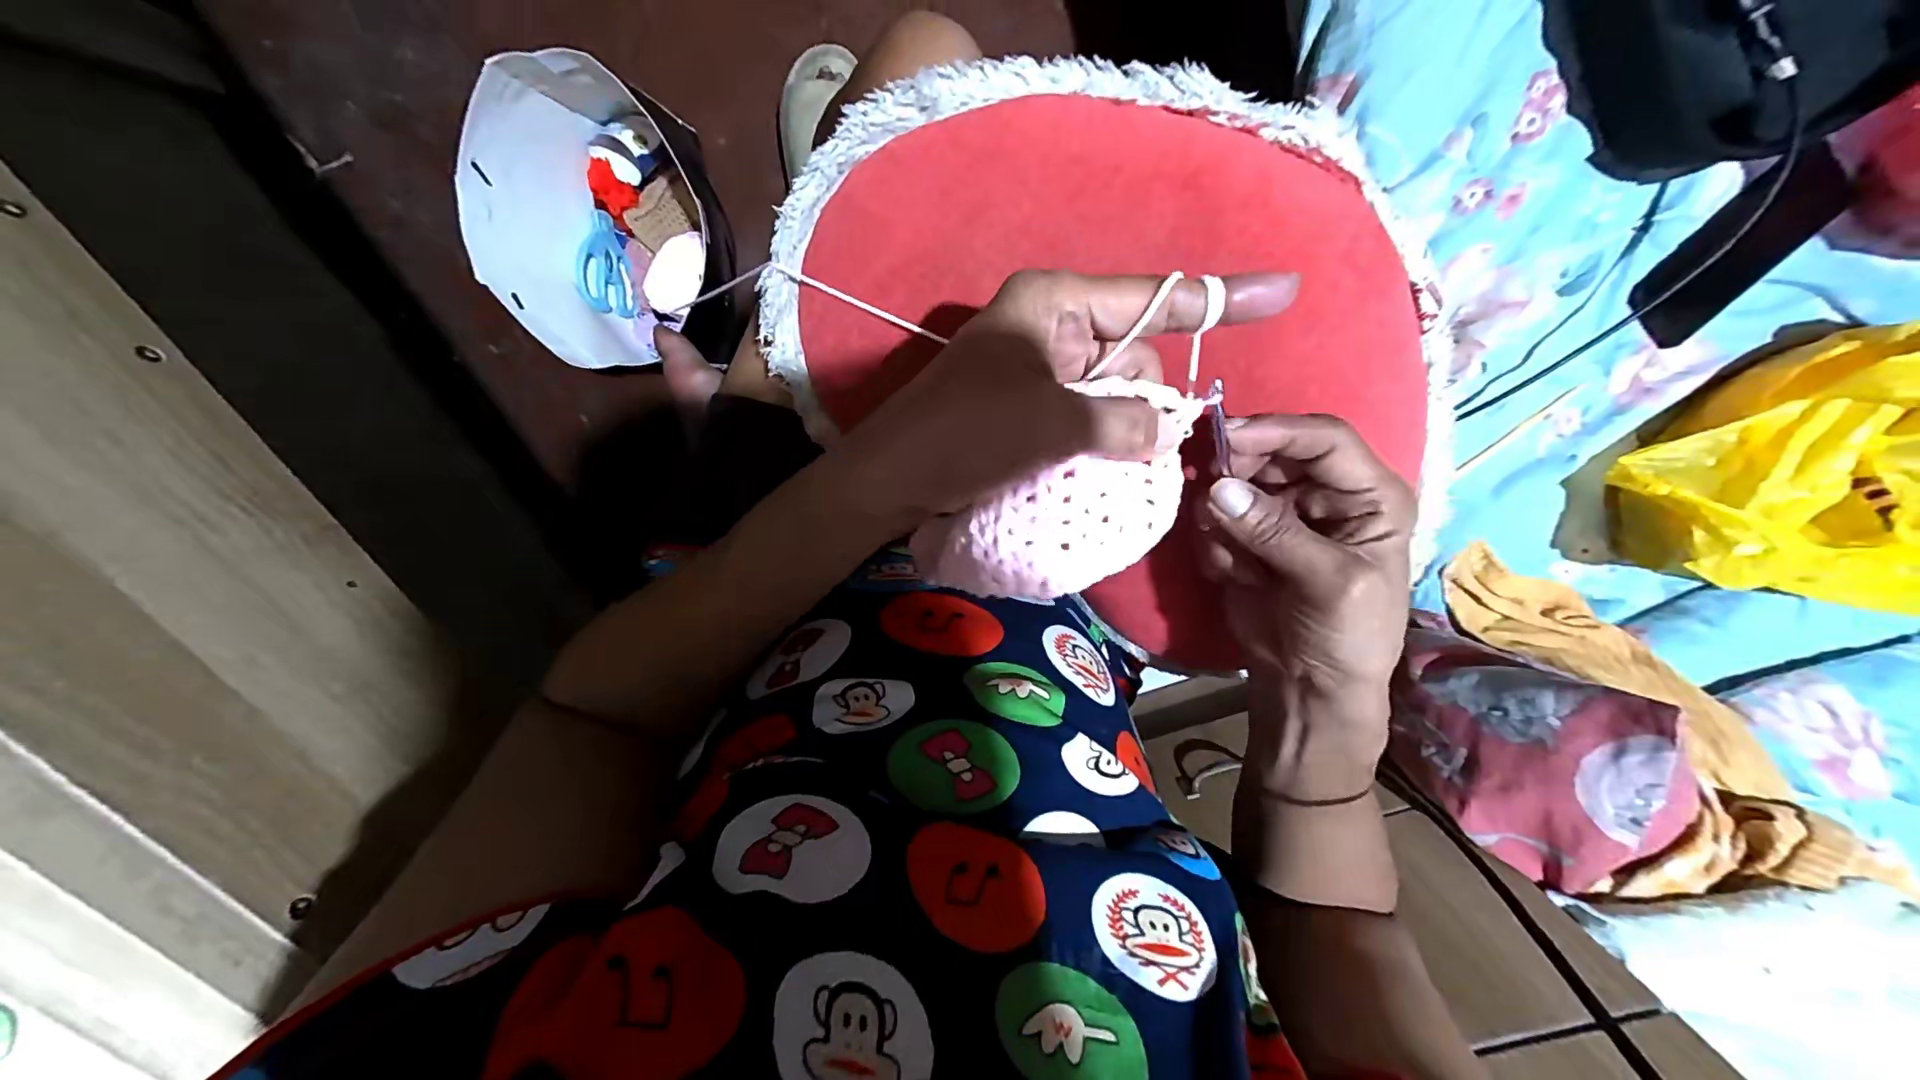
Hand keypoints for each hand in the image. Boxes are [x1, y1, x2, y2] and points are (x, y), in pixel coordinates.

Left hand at [833, 268, 1299, 525]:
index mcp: (1055, 303)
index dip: (1221, 298)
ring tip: (1083, 456)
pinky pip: (1085, 412)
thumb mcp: (1053, 424)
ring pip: (1113, 391)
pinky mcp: (1028, 403)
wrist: (893, 478)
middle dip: (1144, 396)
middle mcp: (1050, 325)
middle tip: (1118, 438)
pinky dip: (1097, 437)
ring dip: (1119, 426)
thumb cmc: (966, 437)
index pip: (1155, 298)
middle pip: (1135, 352)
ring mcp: (1039, 366)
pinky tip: (1092, 462)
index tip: (1286, 291)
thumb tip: (1167, 428)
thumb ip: (1123, 421)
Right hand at [1197, 414, 1414, 799]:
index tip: (1225, 438)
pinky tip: (1233, 577)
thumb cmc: (1347, 635)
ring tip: (1235, 564)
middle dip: (1237, 476)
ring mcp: (1279, 514)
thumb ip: (1275, 532)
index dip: (1276, 431)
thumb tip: (1217, 488)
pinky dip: (1214, 545)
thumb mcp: (1328, 583)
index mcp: (1368, 494)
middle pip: (1270, 454)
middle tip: (1208, 502)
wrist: (1310, 686)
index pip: (1323, 439)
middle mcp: (1322, 493)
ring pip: (1233, 485)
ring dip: (1222, 521)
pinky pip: (1213, 519)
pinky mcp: (1244, 537)